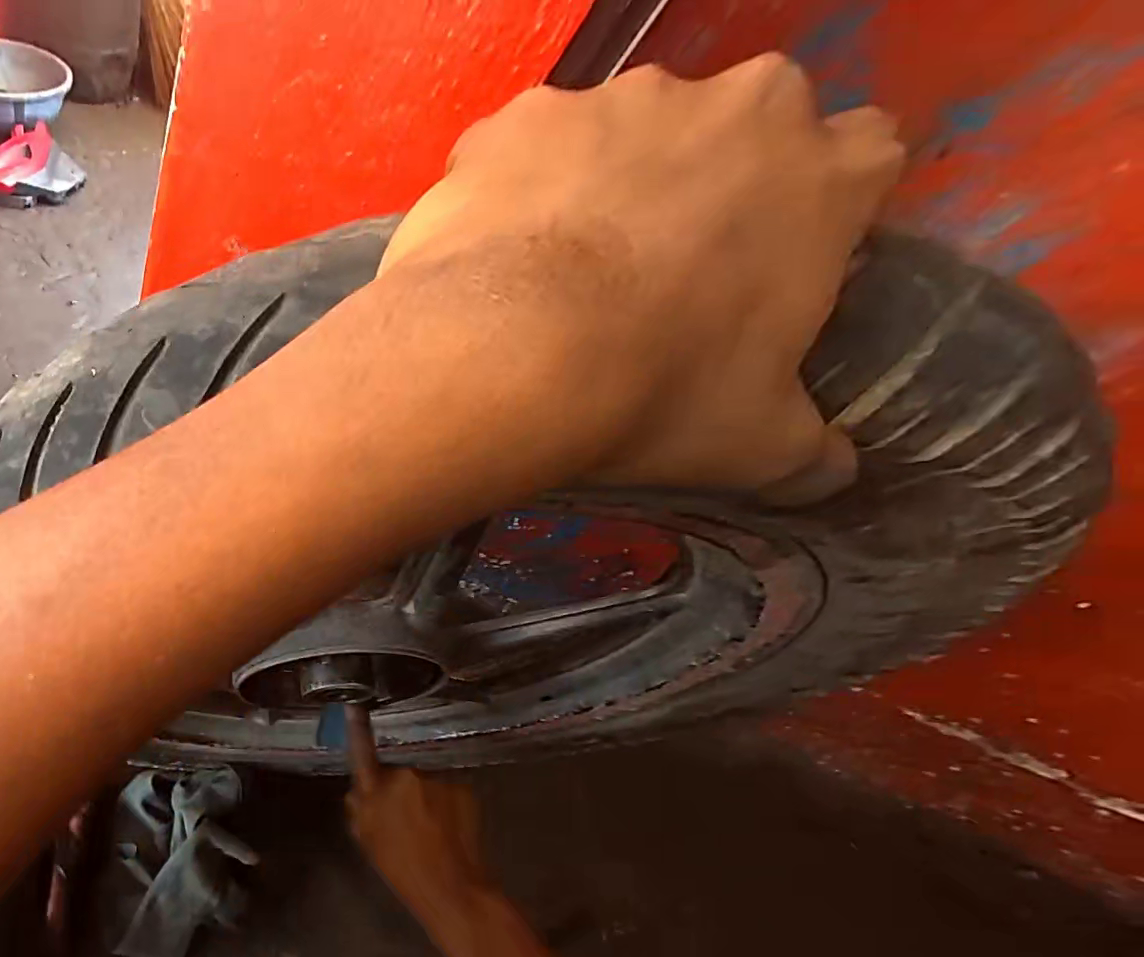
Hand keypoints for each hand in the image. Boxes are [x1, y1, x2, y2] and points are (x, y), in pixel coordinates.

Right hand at [345, 707, 489, 928]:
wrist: (453, 888)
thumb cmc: (401, 867)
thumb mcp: (366, 838)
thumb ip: (357, 806)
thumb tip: (357, 788)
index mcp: (376, 788)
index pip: (362, 751)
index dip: (356, 727)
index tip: (354, 706)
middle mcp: (406, 774)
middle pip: (398, 770)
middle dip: (400, 785)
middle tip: (405, 814)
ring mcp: (437, 778)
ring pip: (424, 778)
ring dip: (424, 792)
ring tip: (430, 824)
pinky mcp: (462, 786)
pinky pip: (446, 786)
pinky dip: (446, 800)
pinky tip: (448, 825)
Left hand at [376, 54, 902, 502]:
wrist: (505, 360)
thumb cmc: (646, 398)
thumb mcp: (747, 445)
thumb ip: (802, 450)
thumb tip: (829, 476)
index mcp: (824, 174)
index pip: (854, 163)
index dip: (799, 216)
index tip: (746, 267)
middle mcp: (730, 108)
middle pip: (722, 140)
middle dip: (686, 196)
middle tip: (627, 278)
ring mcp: (612, 106)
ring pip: (609, 140)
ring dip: (583, 191)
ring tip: (534, 278)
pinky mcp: (513, 124)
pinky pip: (509, 152)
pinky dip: (496, 192)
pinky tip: (478, 254)